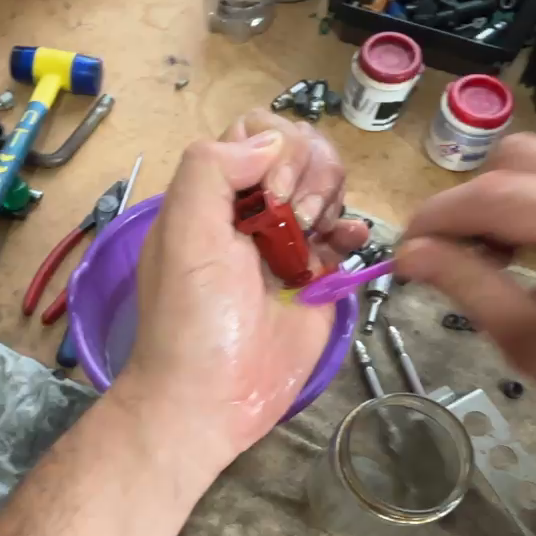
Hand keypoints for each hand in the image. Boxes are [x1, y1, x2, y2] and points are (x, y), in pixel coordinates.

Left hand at [111, 114, 368, 461]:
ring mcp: (286, 246)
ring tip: (312, 238)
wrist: (209, 400)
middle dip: (308, 174)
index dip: (274, 149)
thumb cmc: (192, 319)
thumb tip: (269, 144)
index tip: (271, 193)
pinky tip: (346, 242)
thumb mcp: (184, 235)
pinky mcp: (316, 281)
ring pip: (325, 187)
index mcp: (213, 198)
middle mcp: (250, 215)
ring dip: (331, 197)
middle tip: (292, 223)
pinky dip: (352, 229)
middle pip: (300, 153)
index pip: (254, 134)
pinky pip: (343, 236)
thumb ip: (212, 171)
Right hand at [396, 109, 535, 434]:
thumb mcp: (526, 338)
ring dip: (530, 170)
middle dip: (478, 199)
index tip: (406, 248)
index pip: (493, 196)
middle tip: (468, 254)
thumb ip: (465, 284)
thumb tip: (408, 252)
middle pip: (521, 155)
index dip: (437, 218)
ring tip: (522, 224)